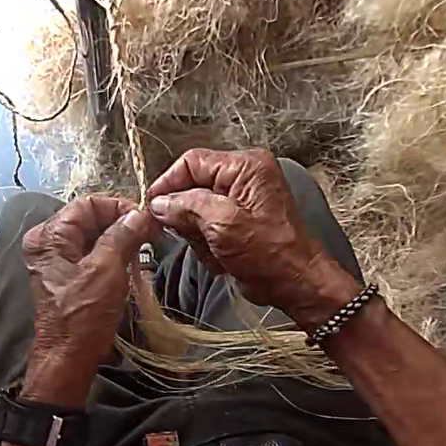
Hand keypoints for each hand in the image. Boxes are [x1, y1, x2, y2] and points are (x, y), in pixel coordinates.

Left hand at [20, 195, 161, 407]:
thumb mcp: (106, 270)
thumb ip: (122, 236)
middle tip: (150, 234)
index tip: (145, 219)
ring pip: (93, 238)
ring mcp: (56, 262)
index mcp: (49, 236)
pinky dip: (112, 256)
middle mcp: (47, 244)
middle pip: (90, 219)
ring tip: (143, 249)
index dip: (118, 207)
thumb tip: (139, 215)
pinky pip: (92, 256)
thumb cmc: (83, 316)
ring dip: (120, 241)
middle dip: (121, 224)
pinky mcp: (67, 278)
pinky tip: (130, 263)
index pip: (87, 204)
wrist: (69, 357)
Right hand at [146, 148, 359, 327]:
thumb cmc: (269, 252)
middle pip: (191, 186)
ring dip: (197, 234)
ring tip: (213, 250)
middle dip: (186, 216)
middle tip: (194, 236)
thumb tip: (158, 203)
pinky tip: (220, 256)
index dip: (168, 184)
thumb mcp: (222, 223)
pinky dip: (206, 244)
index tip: (151, 207)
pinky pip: (205, 226)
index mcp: (245, 166)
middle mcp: (243, 177)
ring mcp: (240, 200)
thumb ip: (186, 206)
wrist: (294, 282)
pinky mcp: (237, 221)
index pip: (192, 162)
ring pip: (194, 210)